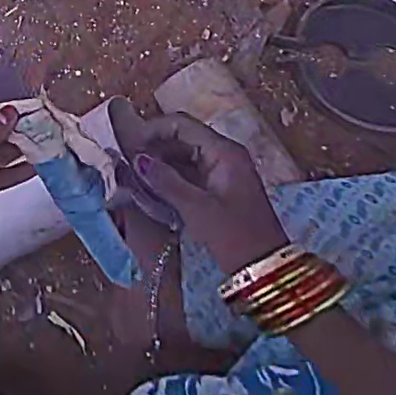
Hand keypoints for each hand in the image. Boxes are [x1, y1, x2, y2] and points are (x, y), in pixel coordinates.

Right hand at [134, 113, 288, 272]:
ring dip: (162, 163)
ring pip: (185, 156)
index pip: (183, 124)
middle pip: (184, 137)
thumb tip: (138, 159)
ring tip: (136, 175)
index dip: (154, 129)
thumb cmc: (235, 237)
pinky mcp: (220, 188)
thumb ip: (166, 181)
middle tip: (129, 161)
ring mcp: (223, 171)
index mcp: (224, 151)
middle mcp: (224, 154)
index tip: (130, 143)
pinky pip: (191, 173)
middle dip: (156, 147)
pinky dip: (172, 178)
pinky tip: (153, 188)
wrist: (267, 270)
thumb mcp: (197, 209)